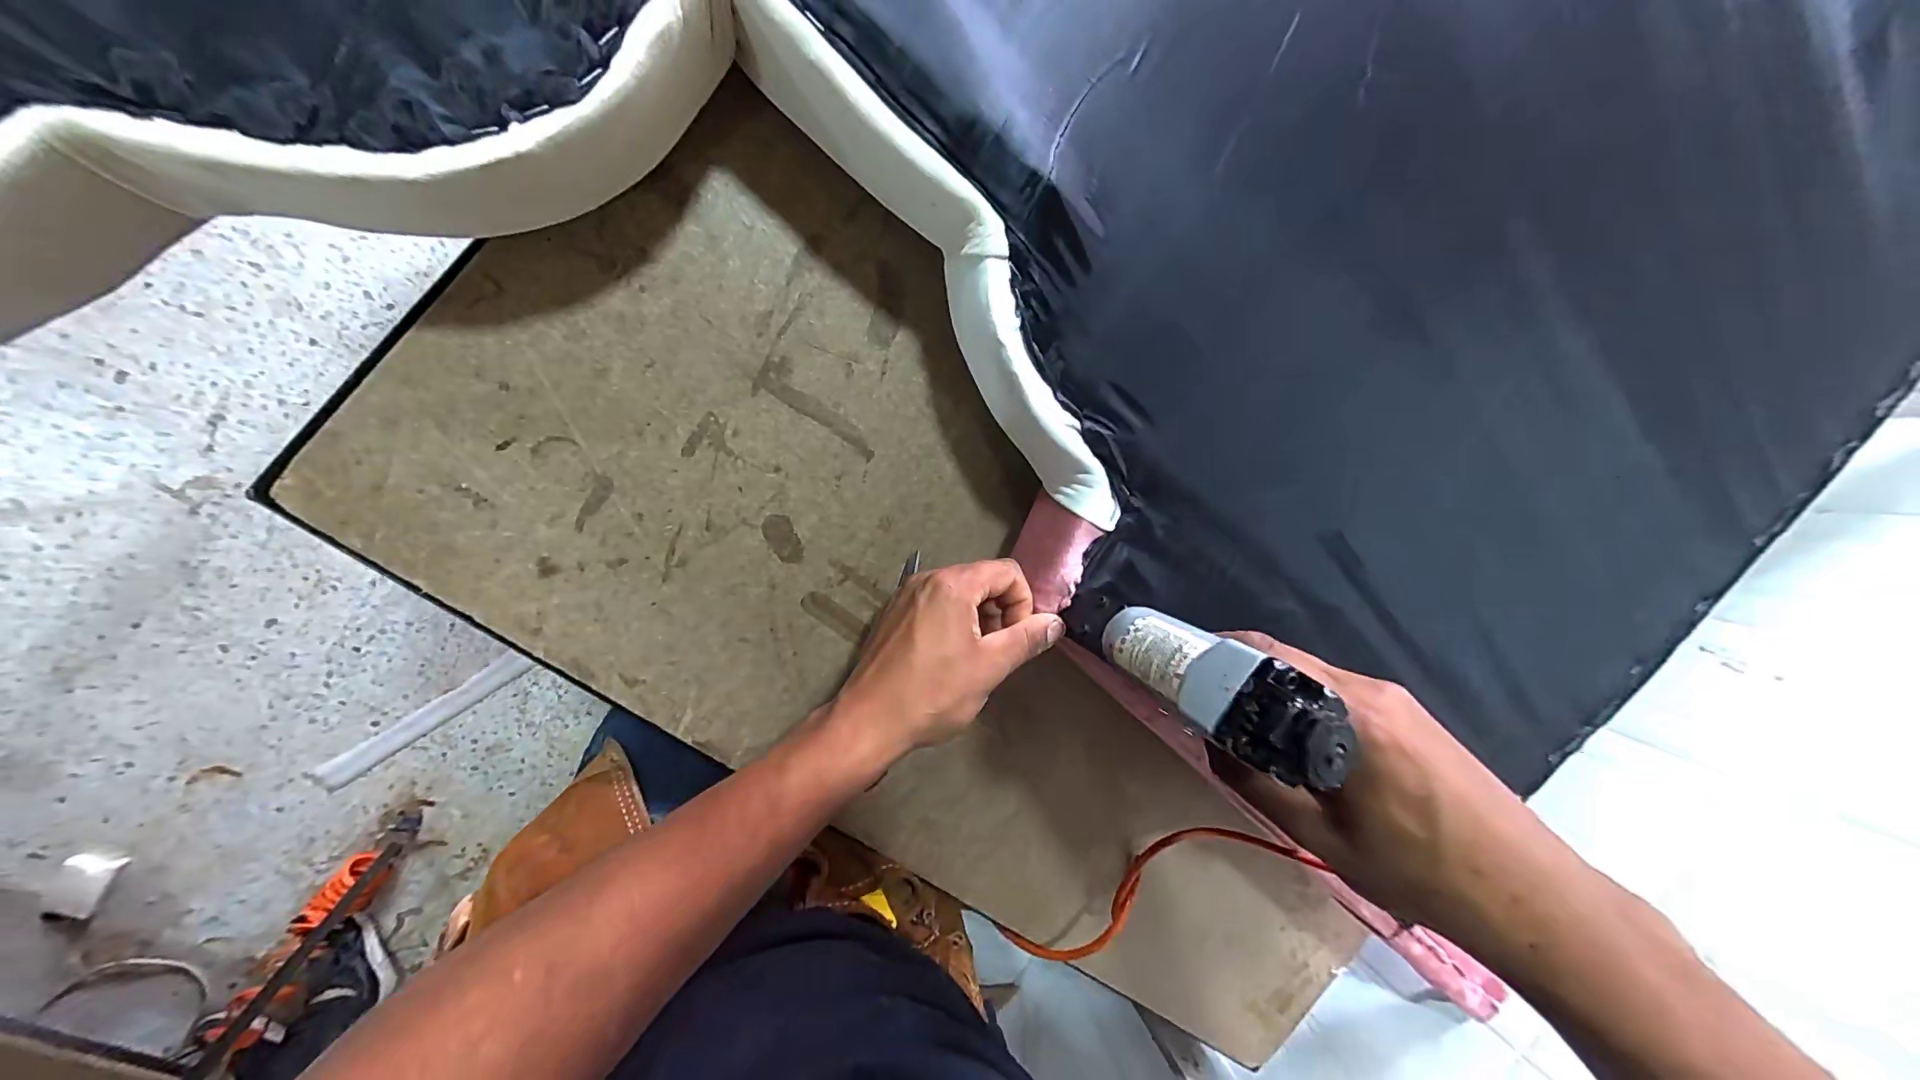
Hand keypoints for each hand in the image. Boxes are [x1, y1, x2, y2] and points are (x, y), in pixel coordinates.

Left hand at [824, 559, 1063, 765]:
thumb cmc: (933, 694)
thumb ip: (1026, 639)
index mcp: (952, 584)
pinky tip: (945, 660)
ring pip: (958, 594)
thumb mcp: (989, 667)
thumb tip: (1055, 622)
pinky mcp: (892, 615)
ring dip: (977, 619)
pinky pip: (934, 606)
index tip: (1016, 639)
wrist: (868, 721)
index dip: (1023, 603)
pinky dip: (952, 623)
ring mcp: (905, 596)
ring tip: (972, 660)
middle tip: (997, 652)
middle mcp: (926, 579)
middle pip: (982, 579)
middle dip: (1001, 611)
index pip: (1007, 572)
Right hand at [1211, 632, 1592, 941]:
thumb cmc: (1421, 871)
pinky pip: (1341, 695)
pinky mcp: (1413, 718)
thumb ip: (1258, 785)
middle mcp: (1374, 691)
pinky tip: (1291, 738)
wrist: (1532, 895)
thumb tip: (1214, 747)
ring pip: (1314, 677)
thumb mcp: (1323, 837)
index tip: (1183, 668)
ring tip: (1238, 720)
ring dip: (1271, 689)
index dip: (1218, 654)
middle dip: (1236, 669)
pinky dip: (1303, 704)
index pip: (1269, 656)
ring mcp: (1398, 702)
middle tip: (1198, 693)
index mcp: (1350, 711)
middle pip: (1288, 659)